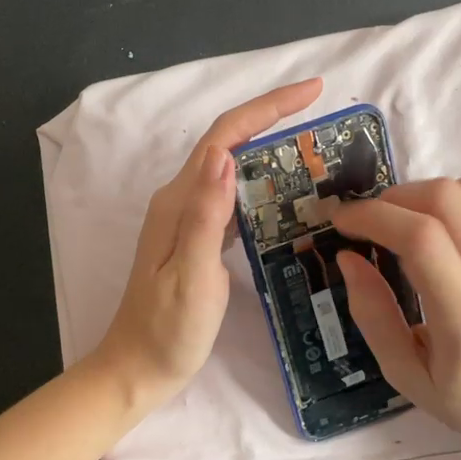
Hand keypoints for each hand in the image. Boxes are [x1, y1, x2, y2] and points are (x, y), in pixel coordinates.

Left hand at [87, 78, 324, 408]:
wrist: (138, 368)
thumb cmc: (167, 330)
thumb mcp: (191, 274)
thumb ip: (205, 215)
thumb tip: (224, 155)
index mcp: (178, 202)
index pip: (224, 138)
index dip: (267, 108)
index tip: (313, 91)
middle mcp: (179, 201)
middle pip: (228, 144)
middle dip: (272, 120)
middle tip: (323, 116)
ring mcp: (186, 220)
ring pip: (231, 169)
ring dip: (268, 149)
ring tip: (314, 149)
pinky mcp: (195, 239)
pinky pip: (231, 198)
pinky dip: (261, 185)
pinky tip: (285, 195)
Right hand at [332, 175, 460, 454]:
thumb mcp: (404, 374)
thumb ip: (373, 315)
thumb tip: (348, 259)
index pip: (421, 239)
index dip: (373, 217)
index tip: (340, 222)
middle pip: (445, 199)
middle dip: (391, 199)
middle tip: (365, 224)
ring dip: (419, 193)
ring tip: (395, 222)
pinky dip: (447, 198)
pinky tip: (428, 223)